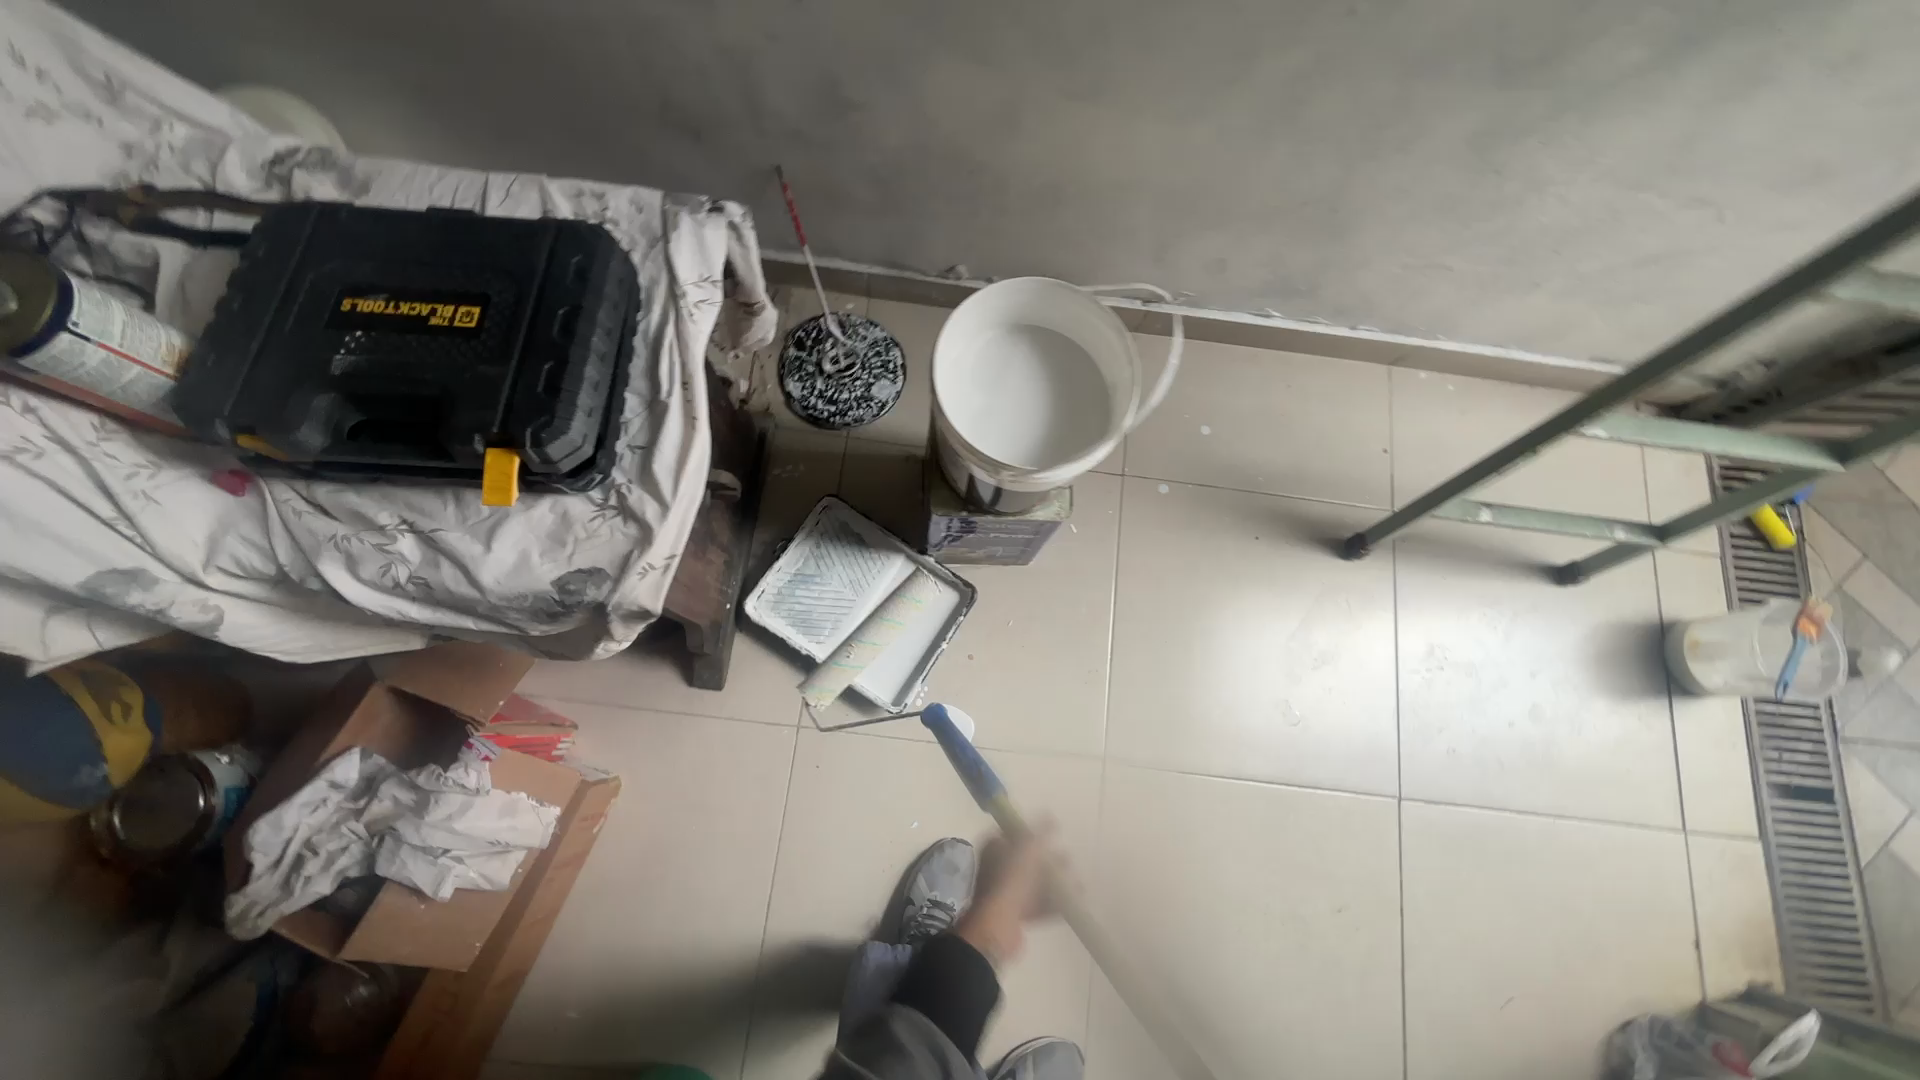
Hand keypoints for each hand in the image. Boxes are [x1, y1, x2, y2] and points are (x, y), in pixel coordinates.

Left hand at [954, 820, 1062, 967]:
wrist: (998, 928)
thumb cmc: (1010, 882)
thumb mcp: (1027, 850)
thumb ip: (1040, 833)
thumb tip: (1050, 816)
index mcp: (994, 849)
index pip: (1012, 834)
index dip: (1031, 832)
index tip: (1052, 834)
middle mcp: (997, 869)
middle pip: (1026, 860)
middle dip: (1050, 860)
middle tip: (1068, 859)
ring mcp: (1005, 893)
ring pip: (1034, 883)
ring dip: (1056, 883)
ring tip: (1077, 883)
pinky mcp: (1015, 915)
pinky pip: (1037, 905)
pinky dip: (1054, 903)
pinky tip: (1072, 902)